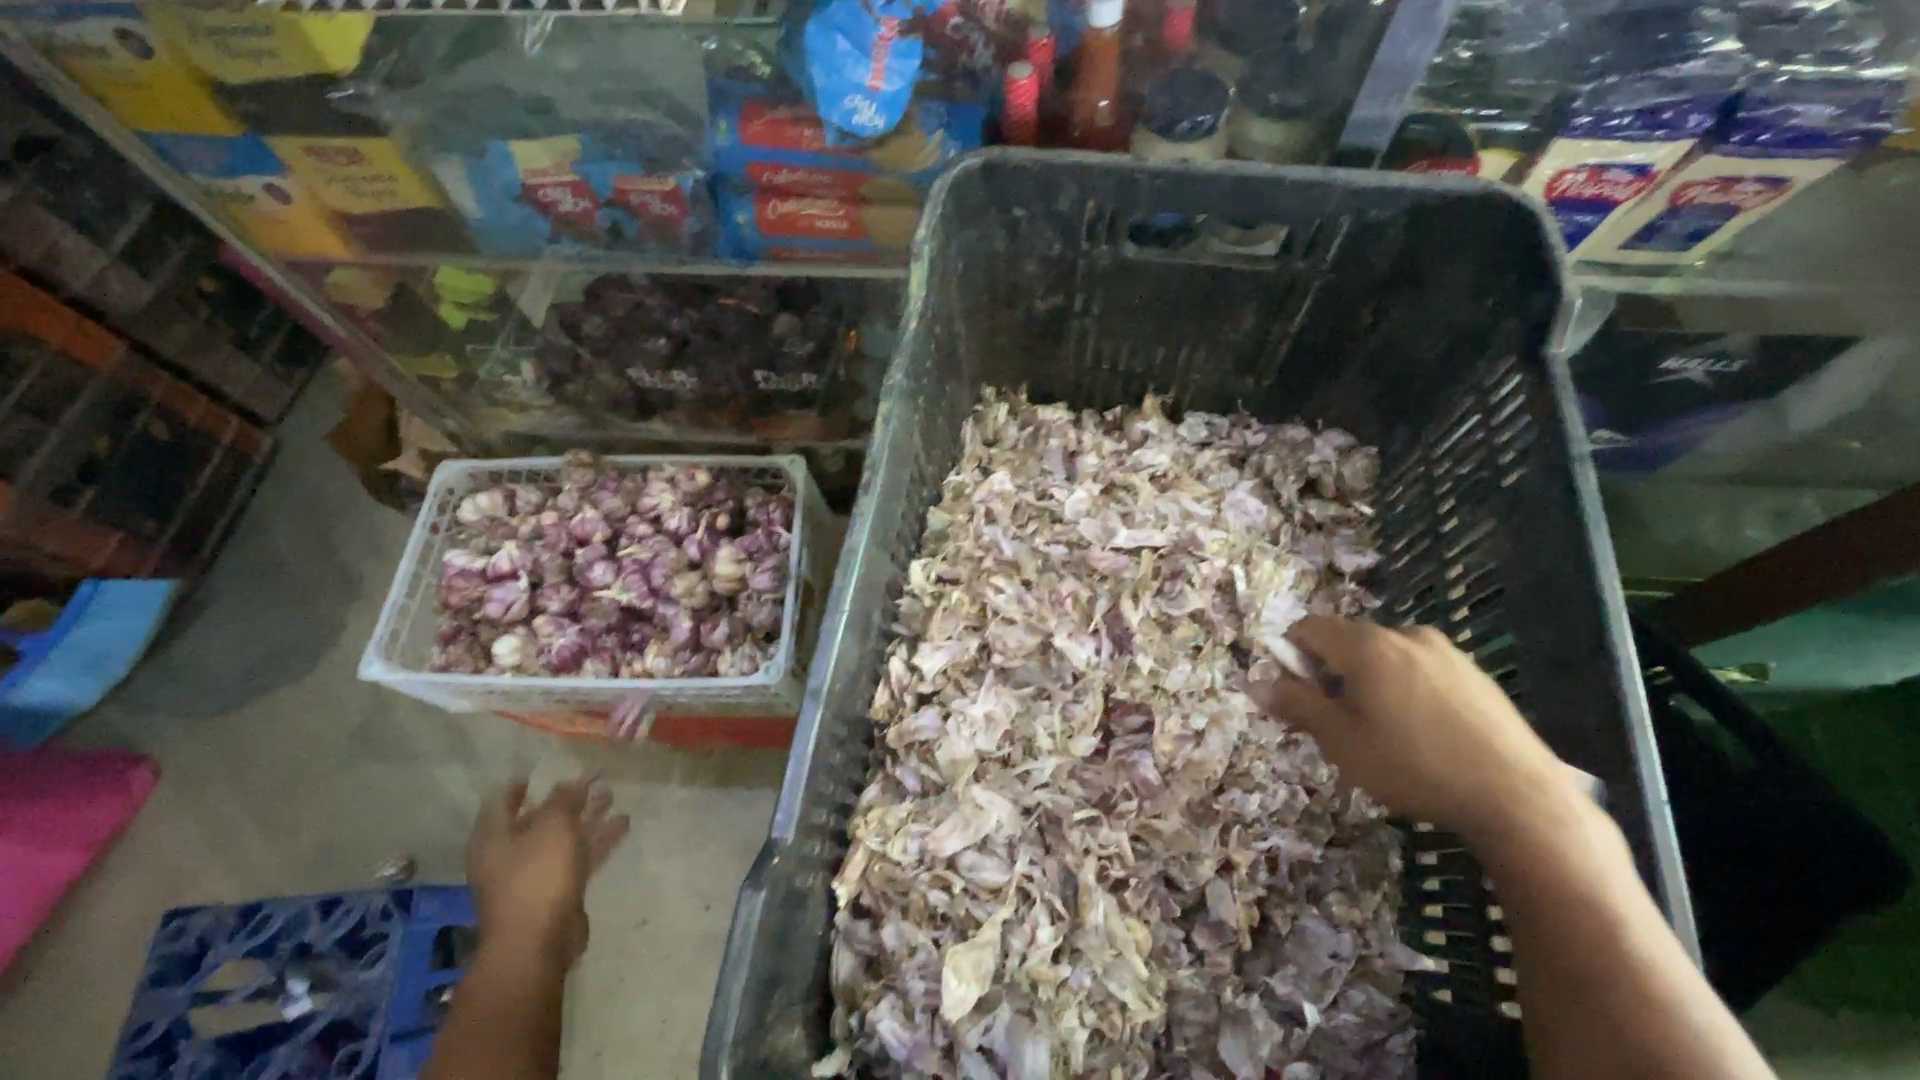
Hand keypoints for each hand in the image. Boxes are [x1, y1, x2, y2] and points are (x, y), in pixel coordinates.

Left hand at [466, 776, 630, 967]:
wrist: (538, 942)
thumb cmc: (536, 875)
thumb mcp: (553, 826)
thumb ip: (564, 800)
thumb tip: (573, 781)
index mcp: (493, 838)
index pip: (501, 802)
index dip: (520, 785)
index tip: (540, 771)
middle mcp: (508, 855)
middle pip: (537, 820)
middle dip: (564, 801)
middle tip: (590, 781)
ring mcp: (533, 876)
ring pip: (562, 839)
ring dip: (586, 818)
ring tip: (612, 796)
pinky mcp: (557, 892)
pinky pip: (578, 858)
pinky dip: (597, 842)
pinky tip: (622, 825)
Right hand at [1247, 616, 1582, 842]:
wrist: (1517, 796)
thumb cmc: (1414, 767)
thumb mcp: (1342, 742)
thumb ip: (1297, 705)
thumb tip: (1255, 683)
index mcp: (1367, 646)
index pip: (1308, 628)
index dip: (1291, 658)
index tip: (1298, 700)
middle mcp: (1405, 635)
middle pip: (1347, 641)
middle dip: (1331, 675)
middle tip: (1338, 726)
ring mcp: (1446, 651)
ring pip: (1384, 656)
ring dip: (1368, 683)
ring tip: (1385, 735)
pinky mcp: (1474, 673)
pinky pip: (1419, 669)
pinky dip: (1404, 690)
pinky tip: (1423, 735)